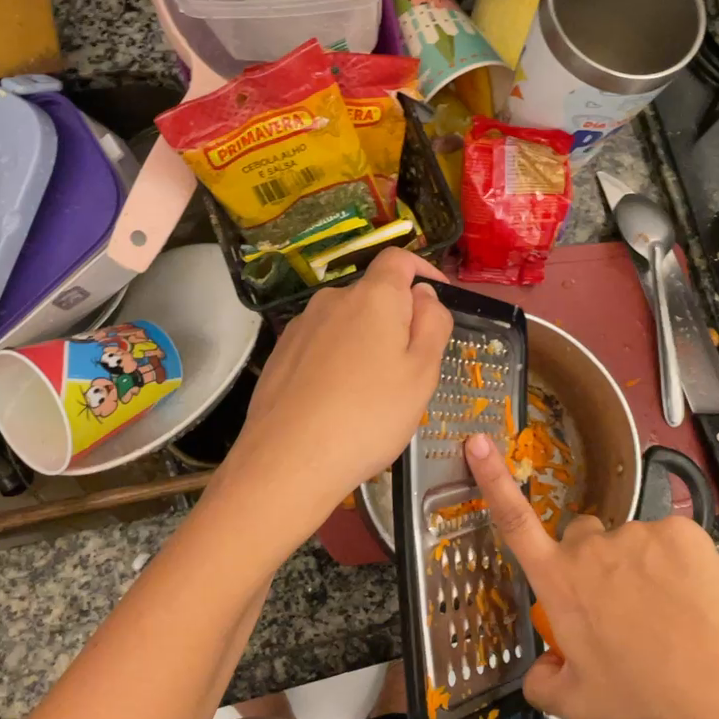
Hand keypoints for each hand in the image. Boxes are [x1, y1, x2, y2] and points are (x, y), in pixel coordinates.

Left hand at [215, 249, 452, 531]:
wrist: (288, 460)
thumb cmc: (369, 417)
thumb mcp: (422, 374)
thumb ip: (432, 325)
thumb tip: (425, 295)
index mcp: (373, 297)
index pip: (399, 259)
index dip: (424, 272)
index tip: (439, 300)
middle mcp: (332, 300)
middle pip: (372, 295)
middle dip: (396, 319)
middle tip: (412, 367)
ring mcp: (300, 327)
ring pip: (345, 323)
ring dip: (365, 342)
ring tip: (374, 392)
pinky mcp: (280, 355)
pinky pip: (320, 346)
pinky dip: (337, 361)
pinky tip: (339, 401)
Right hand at [465, 433, 718, 718]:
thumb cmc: (648, 697)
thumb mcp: (580, 707)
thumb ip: (542, 685)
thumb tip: (540, 671)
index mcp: (559, 582)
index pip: (513, 522)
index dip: (491, 479)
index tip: (478, 440)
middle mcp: (591, 549)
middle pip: (579, 538)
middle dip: (590, 562)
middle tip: (619, 609)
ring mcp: (638, 534)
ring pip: (627, 543)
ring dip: (637, 568)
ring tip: (666, 615)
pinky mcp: (681, 531)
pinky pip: (667, 541)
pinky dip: (675, 565)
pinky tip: (691, 601)